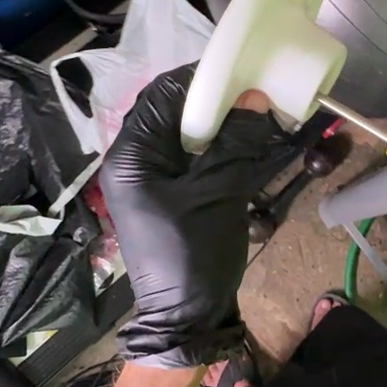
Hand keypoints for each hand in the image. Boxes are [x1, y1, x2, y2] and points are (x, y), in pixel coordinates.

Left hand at [100, 65, 291, 367]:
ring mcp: (149, 182)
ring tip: (255, 114)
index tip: (239, 69)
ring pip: (184, 136)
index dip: (199, 77)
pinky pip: (191, 160)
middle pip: (172, 112)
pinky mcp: (168, 197)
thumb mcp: (218, 192)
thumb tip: (256, 97)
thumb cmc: (193, 251)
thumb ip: (236, 142)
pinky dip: (217, 148)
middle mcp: (133, 163)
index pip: (160, 95)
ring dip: (218, 124)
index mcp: (131, 156)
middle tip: (253, 90)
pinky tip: (246, 146)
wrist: (186, 318)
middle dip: (212, 99)